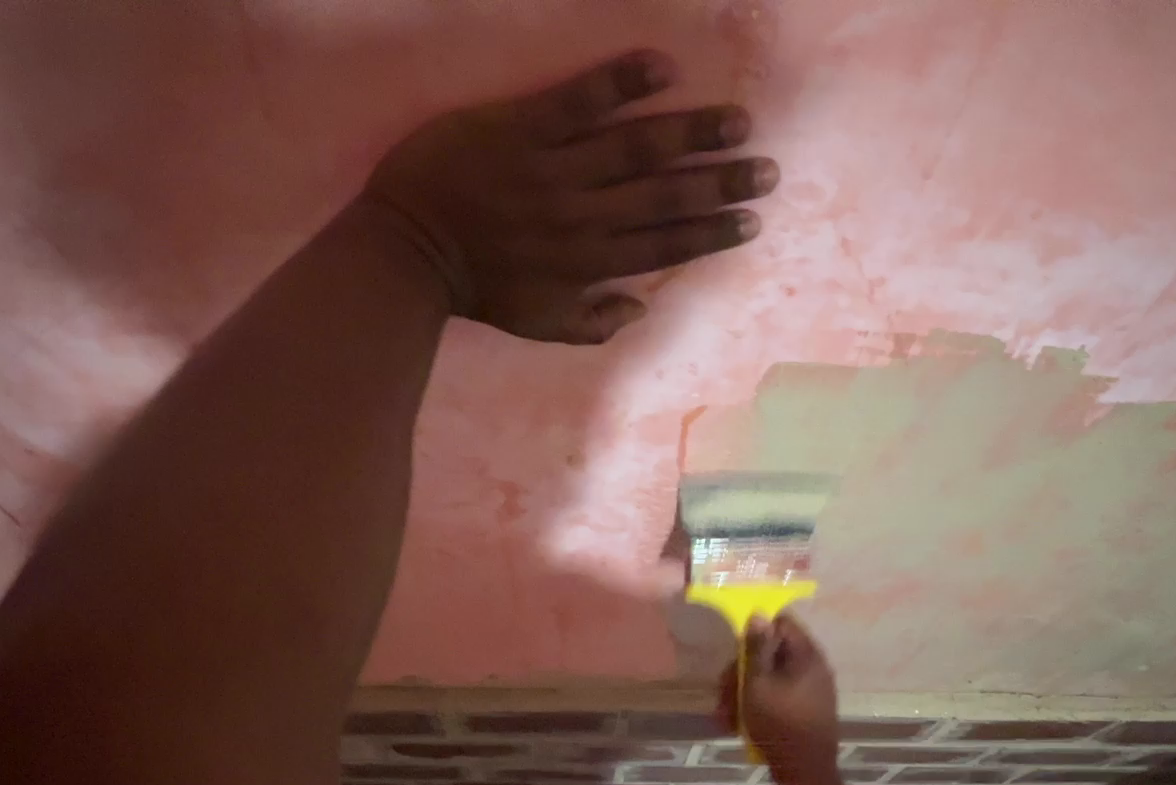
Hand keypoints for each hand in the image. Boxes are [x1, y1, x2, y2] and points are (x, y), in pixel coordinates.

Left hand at [360, 48, 777, 343]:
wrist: (410, 251)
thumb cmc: (479, 291)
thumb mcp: (540, 325)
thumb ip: (594, 323)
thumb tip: (642, 309)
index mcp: (589, 264)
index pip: (664, 247)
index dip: (711, 233)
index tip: (751, 221)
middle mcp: (584, 217)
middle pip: (663, 197)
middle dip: (720, 184)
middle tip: (766, 171)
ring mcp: (554, 170)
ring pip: (634, 150)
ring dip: (690, 134)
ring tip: (736, 122)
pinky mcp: (522, 129)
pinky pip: (579, 102)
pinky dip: (621, 84)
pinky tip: (662, 69)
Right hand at [716, 614, 839, 780]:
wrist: (805, 774)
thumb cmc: (778, 724)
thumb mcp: (758, 683)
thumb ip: (756, 648)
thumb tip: (759, 614)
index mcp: (807, 656)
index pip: (782, 623)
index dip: (756, 631)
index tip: (736, 651)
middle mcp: (815, 668)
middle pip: (773, 653)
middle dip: (743, 671)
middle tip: (723, 693)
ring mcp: (814, 690)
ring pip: (772, 678)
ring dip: (746, 692)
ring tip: (726, 716)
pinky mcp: (809, 709)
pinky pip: (780, 695)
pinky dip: (760, 704)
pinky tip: (740, 723)